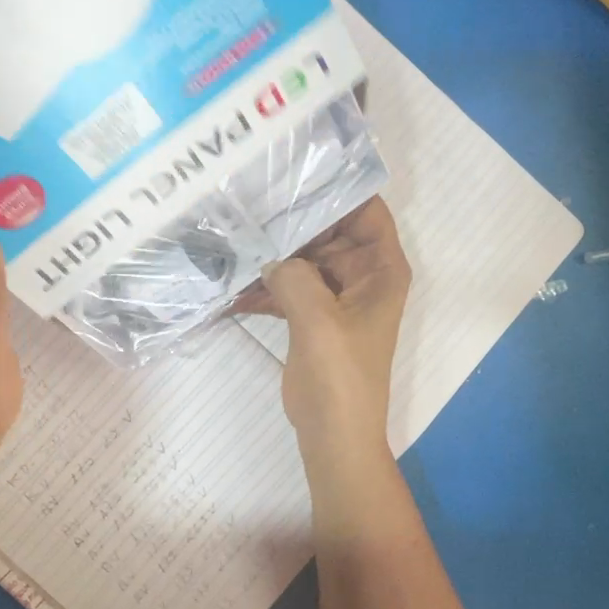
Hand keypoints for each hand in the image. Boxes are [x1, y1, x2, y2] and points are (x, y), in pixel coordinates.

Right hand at [237, 198, 409, 455]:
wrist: (333, 434)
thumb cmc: (340, 377)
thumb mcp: (318, 321)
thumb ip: (294, 277)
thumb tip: (269, 258)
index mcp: (381, 270)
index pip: (365, 211)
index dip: (335, 189)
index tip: (290, 174)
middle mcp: (361, 275)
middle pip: (326, 230)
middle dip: (289, 220)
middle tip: (245, 204)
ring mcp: (335, 296)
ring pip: (301, 258)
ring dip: (270, 255)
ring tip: (228, 240)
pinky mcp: (311, 317)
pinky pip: (286, 288)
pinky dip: (261, 288)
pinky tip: (227, 286)